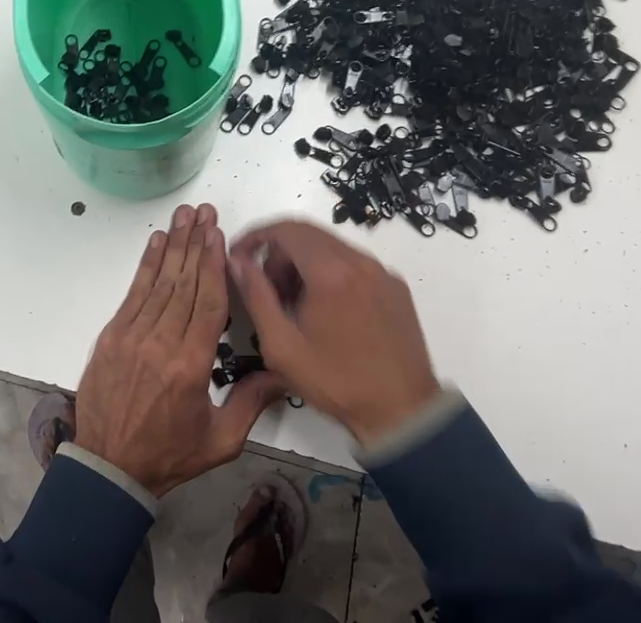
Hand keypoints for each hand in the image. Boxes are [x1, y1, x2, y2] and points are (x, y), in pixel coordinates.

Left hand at [75, 203, 286, 496]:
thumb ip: (252, 402)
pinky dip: (145, 267)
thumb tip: (284, 373)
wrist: (109, 466)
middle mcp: (160, 343)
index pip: (207, 304)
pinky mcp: (112, 337)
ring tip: (184, 216)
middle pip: (183, 284)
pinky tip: (156, 244)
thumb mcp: (221, 440)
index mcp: (190, 366)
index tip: (219, 234)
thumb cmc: (169, 455)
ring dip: (173, 246)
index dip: (214, 265)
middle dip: (195, 244)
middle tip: (204, 211)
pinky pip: (133, 295)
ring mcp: (131, 337)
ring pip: (158, 283)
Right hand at [227, 220, 439, 446]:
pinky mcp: (395, 287)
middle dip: (279, 252)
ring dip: (303, 263)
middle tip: (265, 287)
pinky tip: (324, 310)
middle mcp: (359, 261)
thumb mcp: (281, 345)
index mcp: (330, 272)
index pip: (286, 229)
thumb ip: (256, 295)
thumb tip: (237, 261)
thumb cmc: (335, 381)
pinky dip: (330, 272)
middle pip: (308, 234)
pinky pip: (354, 264)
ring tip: (293, 303)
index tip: (239, 256)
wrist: (403, 412)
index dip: (256, 236)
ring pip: (331, 248)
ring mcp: (382, 273)